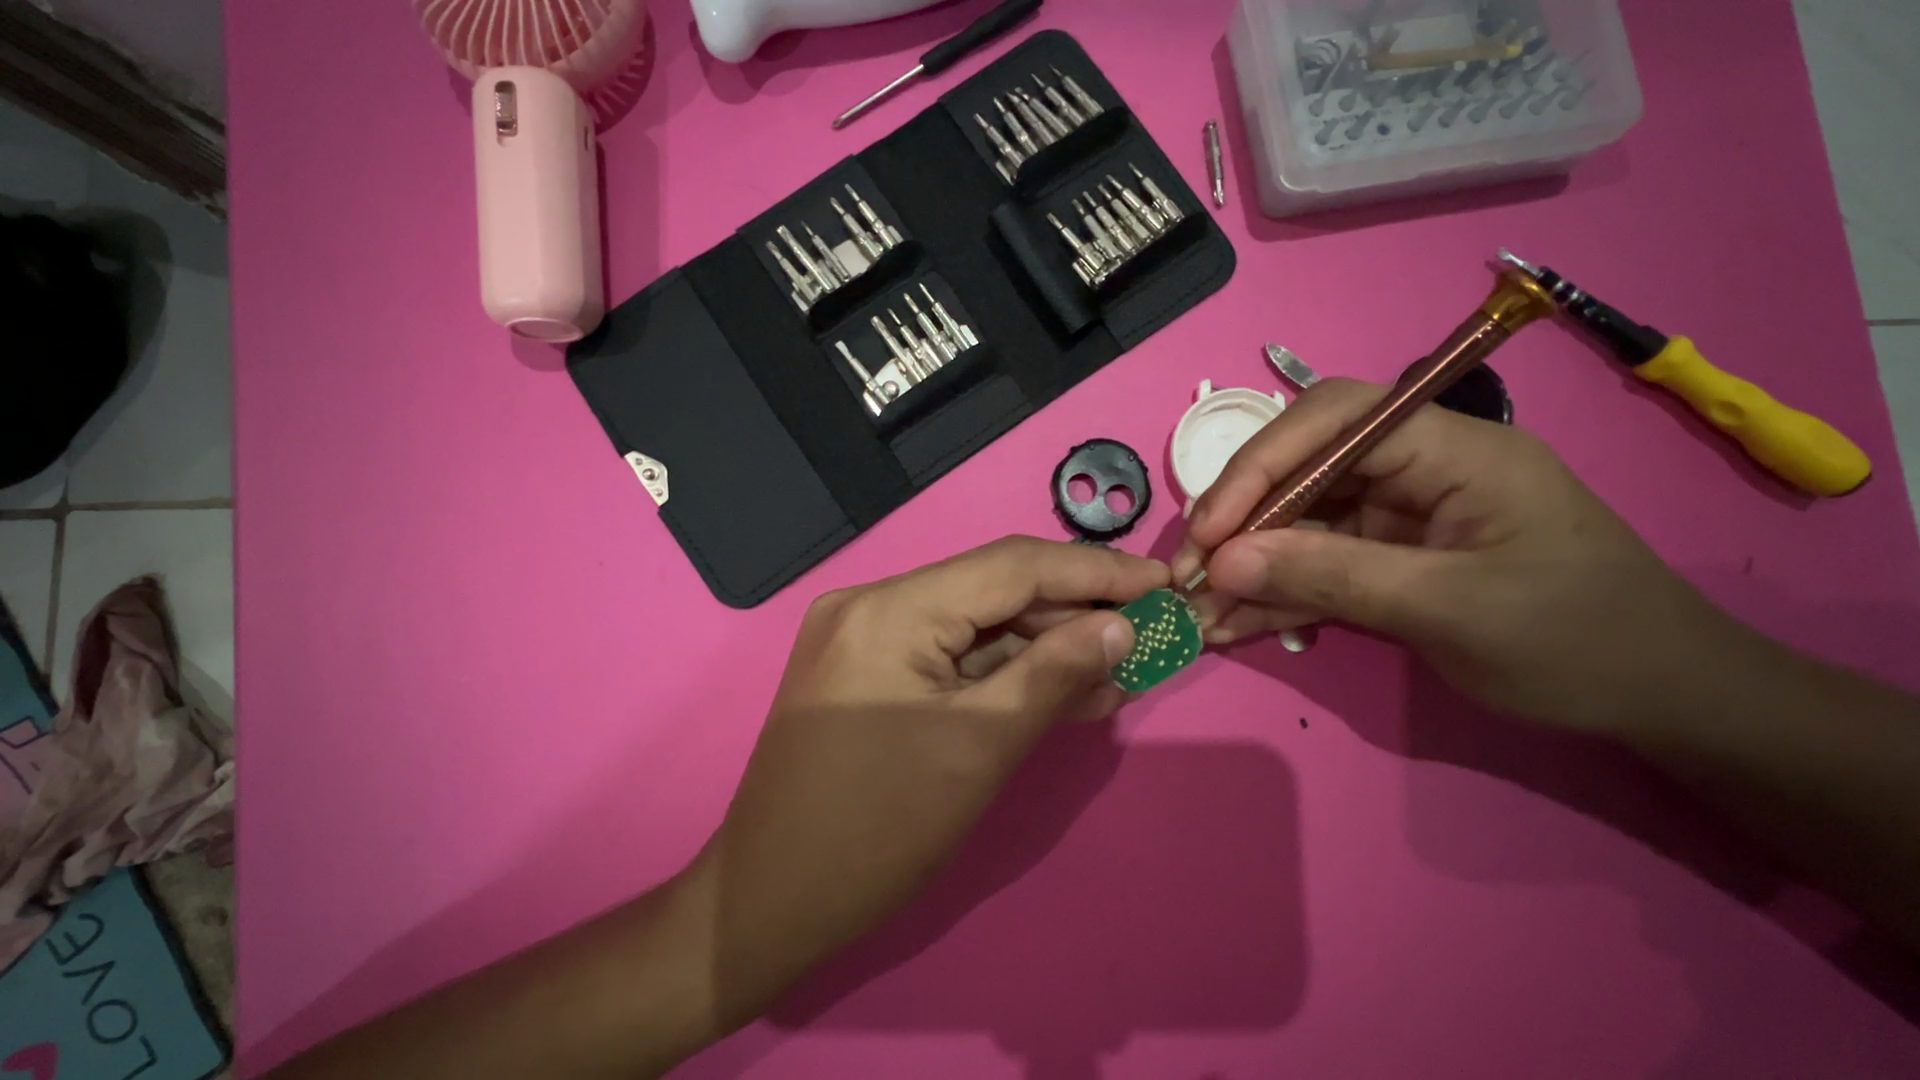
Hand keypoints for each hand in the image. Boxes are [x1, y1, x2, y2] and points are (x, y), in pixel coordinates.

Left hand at [689, 537, 1167, 1028]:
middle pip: (992, 590)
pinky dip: (1003, 673)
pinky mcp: (866, 674)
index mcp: (891, 608)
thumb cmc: (878, 828)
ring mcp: (864, 639)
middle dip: (1072, 611)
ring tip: (1120, 667)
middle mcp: (872, 605)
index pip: (1011, 566)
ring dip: (1043, 646)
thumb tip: (1121, 625)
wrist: (770, 901)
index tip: (1162, 581)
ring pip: (973, 627)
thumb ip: (1055, 674)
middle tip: (1148, 630)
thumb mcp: (980, 746)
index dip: (1094, 571)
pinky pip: (948, 659)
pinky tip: (1063, 688)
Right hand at [1171, 377, 1759, 732]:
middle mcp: (1420, 470)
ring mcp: (1402, 518)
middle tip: (1187, 575)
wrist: (1659, 699)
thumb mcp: (1452, 609)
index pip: (1336, 420)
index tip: (1213, 527)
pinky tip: (1232, 626)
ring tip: (1196, 610)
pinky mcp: (1392, 561)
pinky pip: (1319, 567)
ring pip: (1302, 523)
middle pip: (1306, 469)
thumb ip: (1333, 577)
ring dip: (1248, 565)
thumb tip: (1225, 562)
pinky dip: (1275, 595)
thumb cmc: (1577, 640)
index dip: (1262, 462)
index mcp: (1454, 449)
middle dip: (1241, 520)